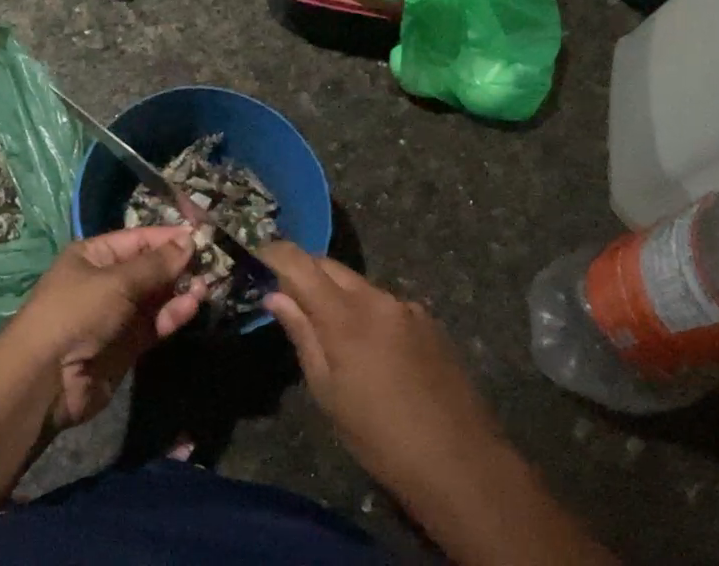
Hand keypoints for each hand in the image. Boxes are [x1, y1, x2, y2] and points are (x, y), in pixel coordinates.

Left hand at [3, 226, 204, 429]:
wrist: (48, 378)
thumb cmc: (76, 313)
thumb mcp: (115, 282)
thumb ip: (155, 265)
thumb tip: (187, 242)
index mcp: (93, 256)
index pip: (136, 240)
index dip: (167, 238)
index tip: (201, 237)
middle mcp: (105, 281)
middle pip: (149, 268)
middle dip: (178, 265)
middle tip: (212, 263)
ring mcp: (117, 314)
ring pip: (156, 297)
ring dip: (180, 291)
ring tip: (206, 286)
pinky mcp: (128, 344)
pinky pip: (156, 323)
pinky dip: (174, 314)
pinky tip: (193, 305)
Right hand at [260, 242, 502, 491]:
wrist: (462, 464)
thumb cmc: (379, 436)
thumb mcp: (327, 391)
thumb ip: (302, 335)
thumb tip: (275, 296)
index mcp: (346, 314)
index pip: (299, 263)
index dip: (274, 253)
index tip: (256, 254)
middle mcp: (378, 299)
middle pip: (330, 267)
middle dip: (304, 272)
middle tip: (285, 294)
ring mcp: (409, 309)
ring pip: (360, 286)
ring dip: (337, 294)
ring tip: (328, 329)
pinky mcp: (431, 324)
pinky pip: (386, 305)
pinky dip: (367, 312)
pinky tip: (370, 349)